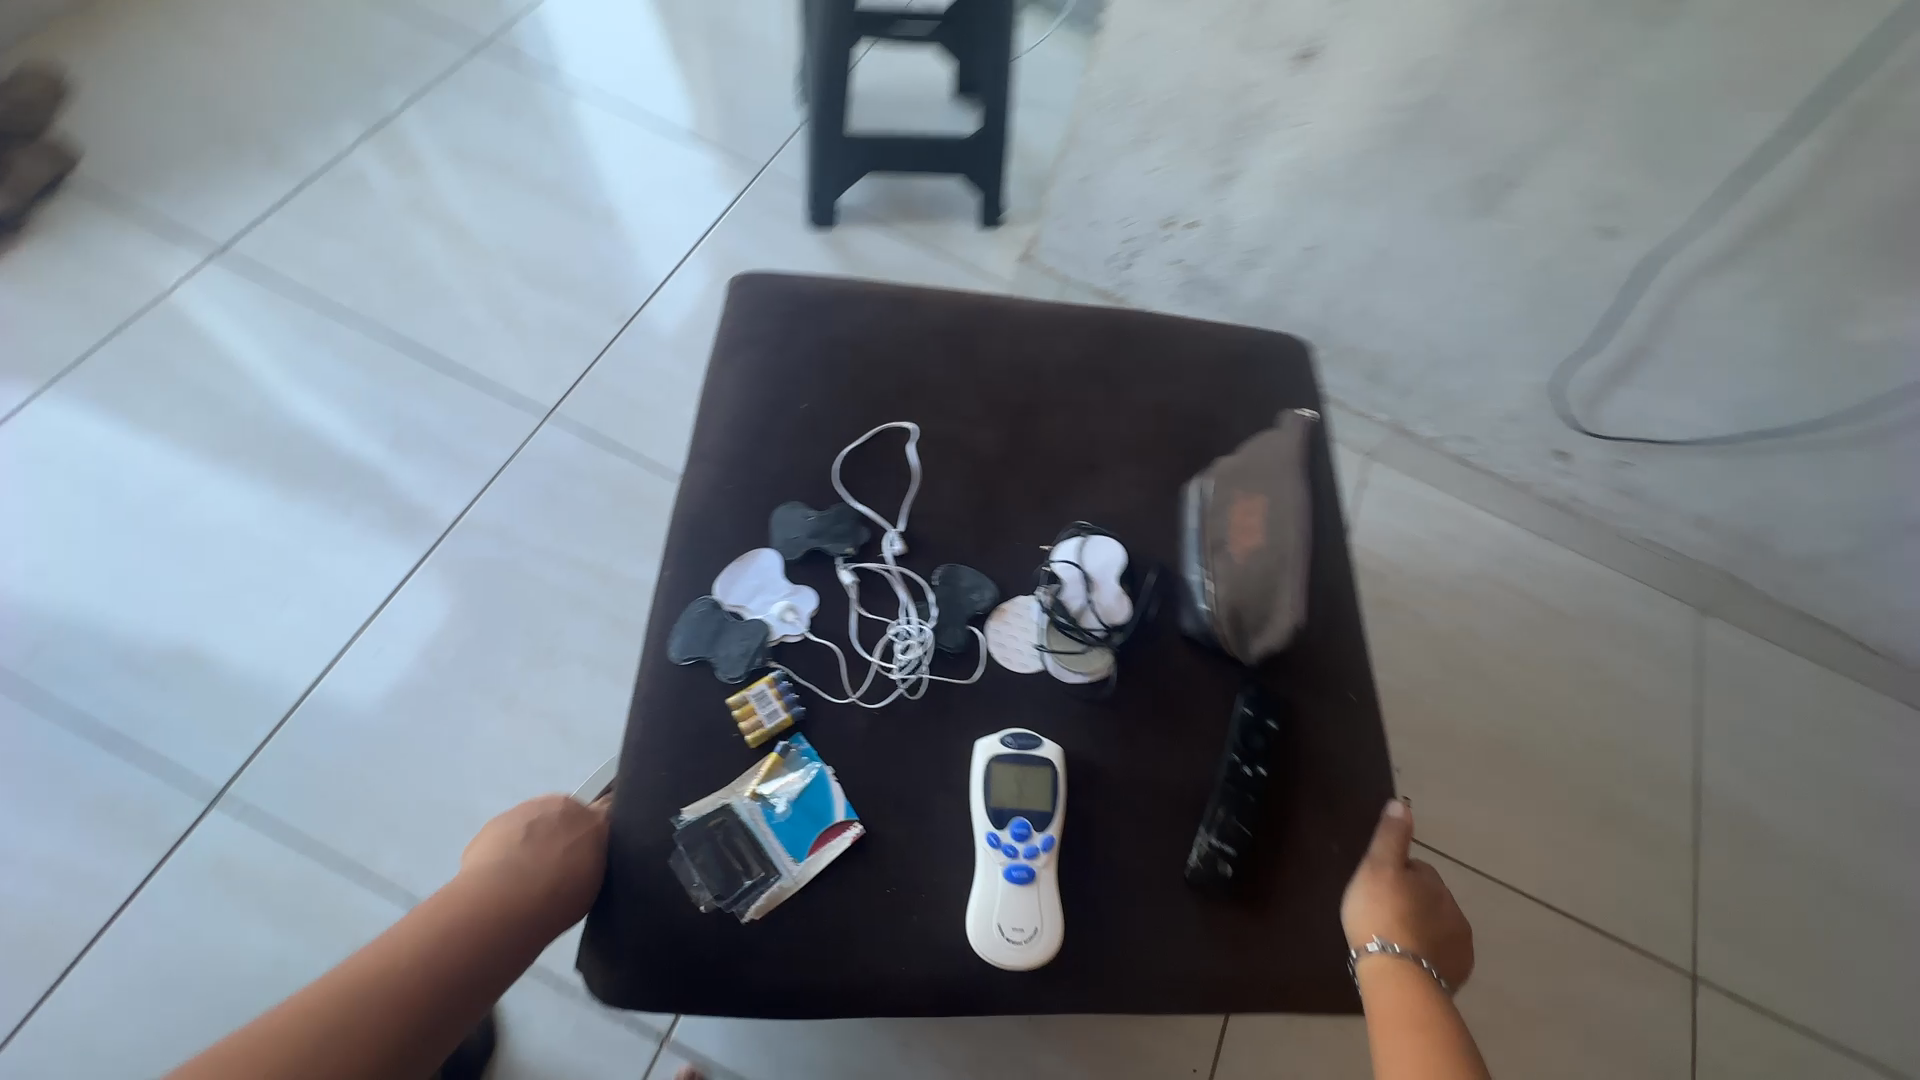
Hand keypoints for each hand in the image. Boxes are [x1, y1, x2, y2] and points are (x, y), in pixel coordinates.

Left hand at [459, 794, 609, 931]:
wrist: (497, 905)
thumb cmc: (553, 903)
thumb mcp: (592, 886)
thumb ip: (594, 862)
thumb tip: (586, 859)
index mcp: (597, 822)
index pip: (610, 811)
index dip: (599, 829)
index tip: (592, 849)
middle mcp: (567, 807)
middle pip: (570, 814)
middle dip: (564, 833)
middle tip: (554, 866)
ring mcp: (530, 809)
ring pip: (538, 819)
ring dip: (535, 838)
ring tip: (521, 873)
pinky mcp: (498, 819)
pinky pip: (510, 829)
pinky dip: (508, 845)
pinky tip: (499, 873)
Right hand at [1340, 799, 1473, 988]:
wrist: (1397, 974)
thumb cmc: (1381, 914)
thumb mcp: (1377, 867)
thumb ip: (1391, 836)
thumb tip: (1402, 803)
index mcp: (1435, 884)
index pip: (1417, 869)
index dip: (1395, 875)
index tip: (1376, 887)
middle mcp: (1455, 912)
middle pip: (1428, 899)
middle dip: (1409, 902)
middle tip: (1380, 912)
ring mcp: (1459, 946)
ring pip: (1435, 927)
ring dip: (1417, 928)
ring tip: (1390, 938)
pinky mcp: (1456, 974)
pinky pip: (1439, 955)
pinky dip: (1425, 953)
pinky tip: (1404, 958)